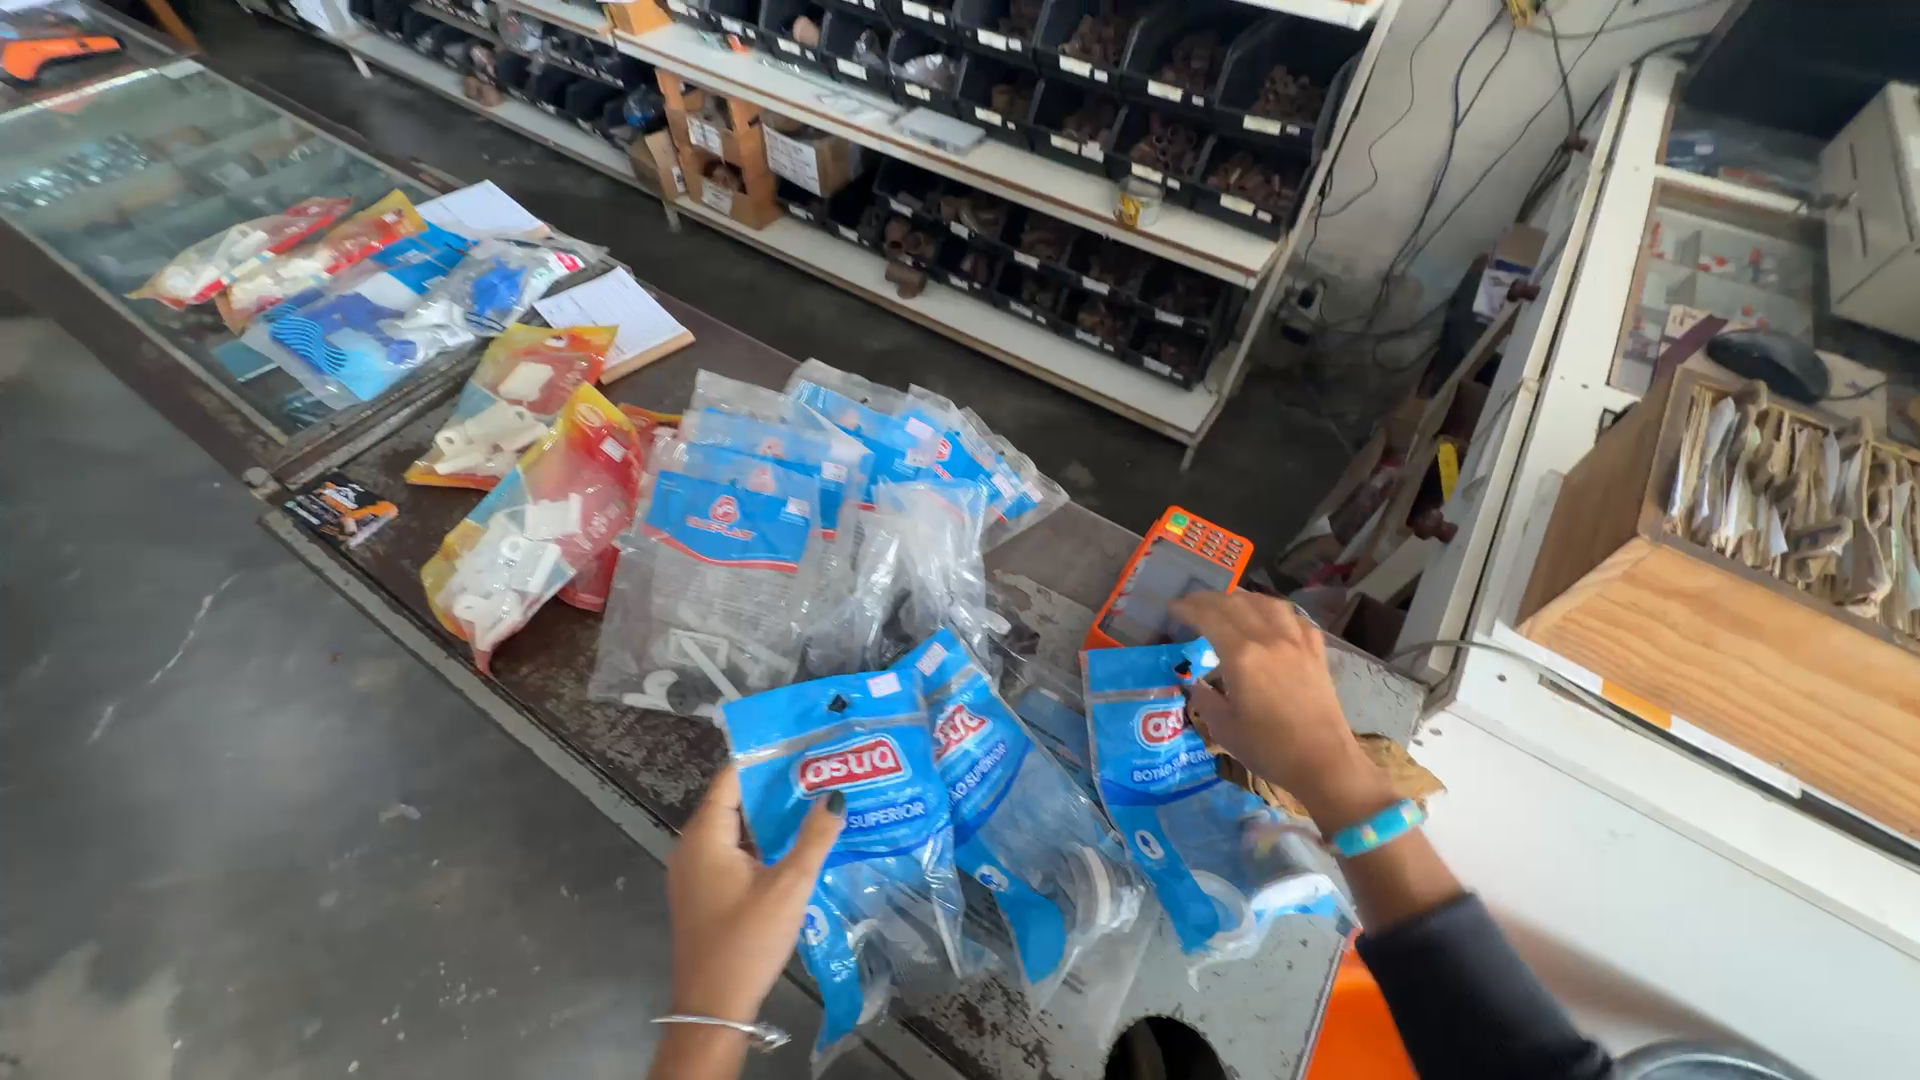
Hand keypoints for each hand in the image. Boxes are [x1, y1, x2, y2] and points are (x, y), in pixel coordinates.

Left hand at [667, 764, 845, 1023]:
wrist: (714, 1007)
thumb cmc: (748, 940)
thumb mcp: (790, 886)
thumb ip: (814, 837)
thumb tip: (835, 795)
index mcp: (704, 836)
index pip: (732, 778)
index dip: (765, 757)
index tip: (802, 744)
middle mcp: (692, 846)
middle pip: (734, 800)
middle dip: (775, 785)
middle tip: (817, 768)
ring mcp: (695, 870)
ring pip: (736, 827)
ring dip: (770, 815)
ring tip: (813, 797)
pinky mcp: (704, 890)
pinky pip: (732, 849)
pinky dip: (761, 839)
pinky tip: (795, 839)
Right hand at [1170, 591, 1392, 829]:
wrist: (1324, 763)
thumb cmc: (1268, 748)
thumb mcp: (1223, 727)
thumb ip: (1204, 698)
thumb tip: (1194, 683)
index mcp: (1241, 656)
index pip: (1209, 617)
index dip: (1188, 608)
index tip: (1173, 608)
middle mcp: (1269, 639)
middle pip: (1235, 603)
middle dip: (1209, 599)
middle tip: (1192, 605)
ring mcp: (1296, 643)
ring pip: (1267, 603)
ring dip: (1242, 598)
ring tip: (1228, 604)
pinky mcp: (1316, 652)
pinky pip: (1294, 618)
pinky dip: (1276, 611)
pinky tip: (1270, 619)